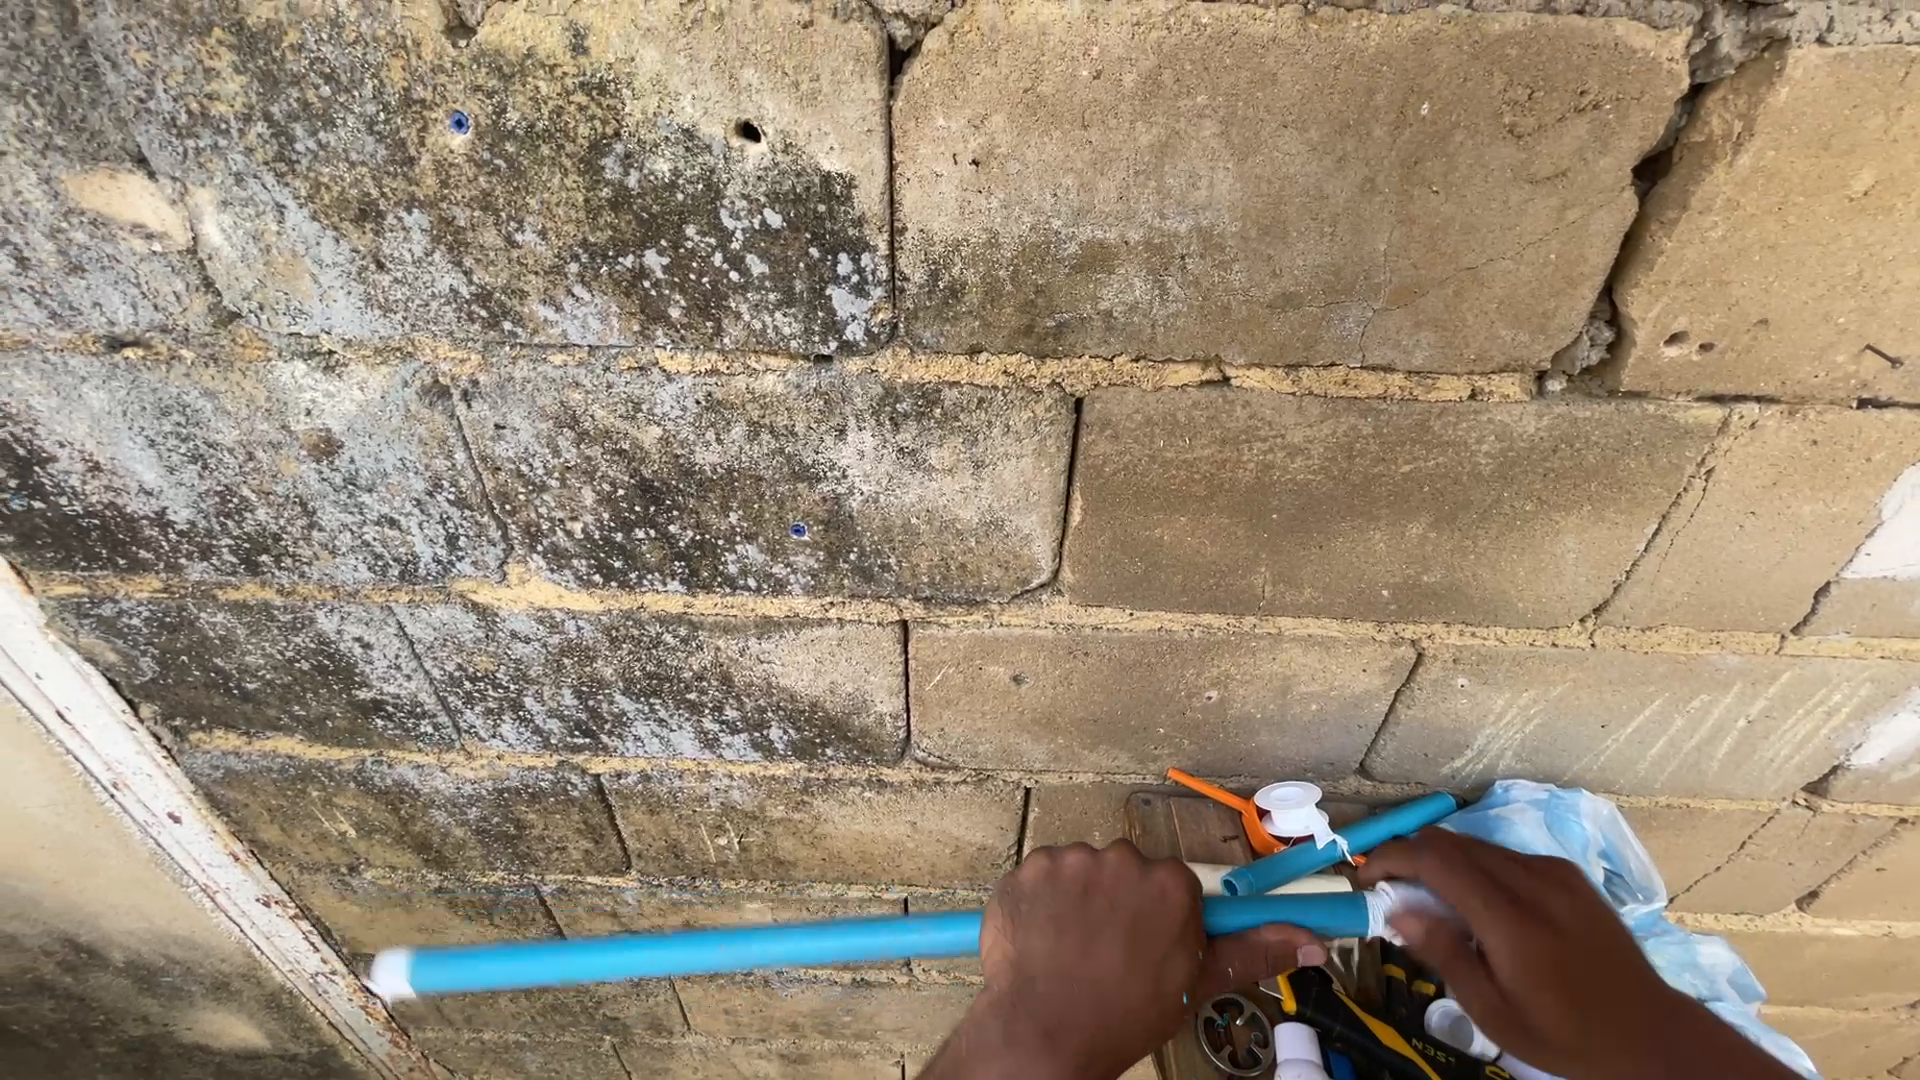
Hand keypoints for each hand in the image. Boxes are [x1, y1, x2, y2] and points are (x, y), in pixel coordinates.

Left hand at [921, 841, 1324, 1079]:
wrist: (1047, 1028)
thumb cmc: (1127, 1012)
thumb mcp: (1194, 983)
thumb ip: (1252, 952)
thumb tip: (1314, 941)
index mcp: (1170, 883)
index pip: (1168, 882)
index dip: (1156, 913)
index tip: (1144, 941)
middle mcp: (1124, 857)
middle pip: (1125, 870)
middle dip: (1117, 900)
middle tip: (1106, 948)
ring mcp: (1072, 858)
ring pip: (1082, 869)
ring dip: (1078, 897)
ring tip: (1070, 946)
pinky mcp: (1031, 865)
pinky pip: (1042, 874)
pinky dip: (1041, 898)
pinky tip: (1041, 935)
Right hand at [1358, 827, 1799, 1079]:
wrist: (1657, 1039)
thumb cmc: (1567, 1035)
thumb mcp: (1494, 1013)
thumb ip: (1444, 954)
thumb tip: (1395, 911)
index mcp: (1511, 919)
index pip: (1432, 858)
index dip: (1389, 857)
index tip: (1365, 876)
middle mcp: (1531, 881)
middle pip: (1447, 842)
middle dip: (1407, 854)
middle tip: (1389, 886)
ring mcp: (1553, 872)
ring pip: (1473, 844)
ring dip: (1439, 859)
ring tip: (1429, 895)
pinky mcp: (1567, 874)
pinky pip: (1502, 854)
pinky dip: (1473, 865)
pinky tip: (1477, 900)